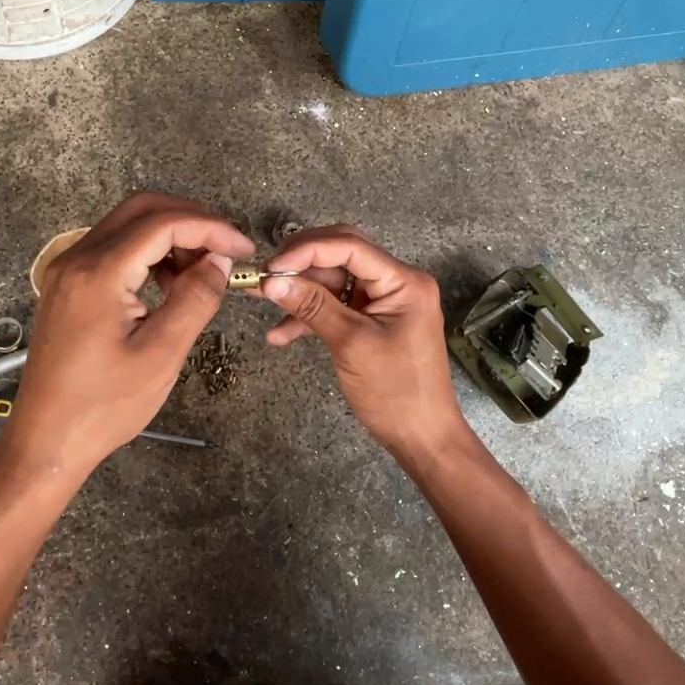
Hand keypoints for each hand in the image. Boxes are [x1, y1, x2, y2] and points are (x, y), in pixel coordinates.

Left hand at [9, 193, 253, 477]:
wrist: (46, 440)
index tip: (243, 250)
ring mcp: (67, 268)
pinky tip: (169, 284)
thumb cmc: (104, 406)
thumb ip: (195, 299)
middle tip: (226, 251)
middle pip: (142, 208)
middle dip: (191, 220)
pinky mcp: (68, 283)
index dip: (210, 228)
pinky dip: (148, 252)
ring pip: (128, 224)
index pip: (163, 223)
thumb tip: (220, 261)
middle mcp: (77, 257)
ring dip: (170, 235)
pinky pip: (114, 247)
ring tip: (201, 273)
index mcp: (98, 273)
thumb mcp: (161, 354)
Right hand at [259, 227, 465, 458]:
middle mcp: (396, 282)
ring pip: (333, 280)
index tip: (271, 267)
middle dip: (301, 263)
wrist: (422, 438)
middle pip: (340, 255)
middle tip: (266, 275)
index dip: (306, 250)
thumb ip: (311, 306)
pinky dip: (310, 316)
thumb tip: (271, 280)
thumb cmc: (395, 392)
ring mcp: (384, 301)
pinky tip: (280, 335)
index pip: (349, 246)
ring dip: (300, 291)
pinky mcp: (372, 320)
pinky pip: (336, 305)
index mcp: (403, 281)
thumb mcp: (350, 344)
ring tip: (262, 299)